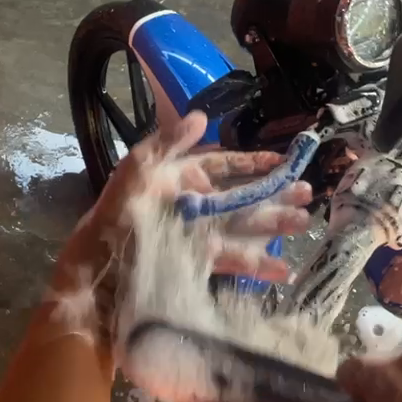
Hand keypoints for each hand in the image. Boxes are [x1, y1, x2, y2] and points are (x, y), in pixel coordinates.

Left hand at [50, 112, 311, 336]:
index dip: (252, 162)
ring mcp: (194, 238)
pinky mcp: (196, 267)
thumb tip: (201, 116)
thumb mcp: (134, 177)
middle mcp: (188, 206)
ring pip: (241, 228)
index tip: (283, 161)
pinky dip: (258, 266)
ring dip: (273, 227)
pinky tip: (283, 269)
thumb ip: (166, 145)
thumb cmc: (111, 224)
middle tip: (307, 196)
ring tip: (303, 225)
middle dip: (273, 195)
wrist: (94, 285)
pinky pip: (231, 263)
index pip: (221, 164)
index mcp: (175, 179)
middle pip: (238, 197)